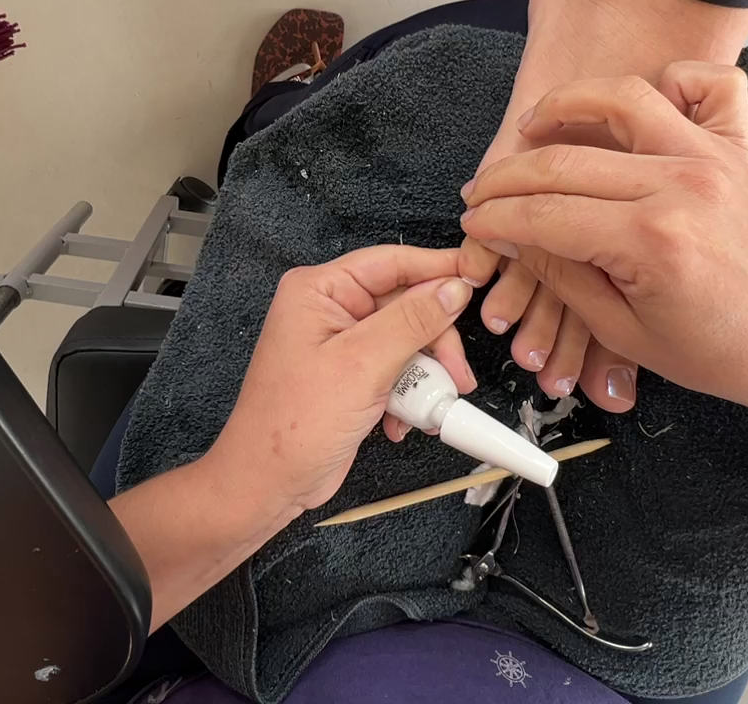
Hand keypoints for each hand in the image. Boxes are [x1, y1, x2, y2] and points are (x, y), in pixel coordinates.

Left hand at [204, 246, 475, 518]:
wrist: (268, 485)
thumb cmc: (295, 423)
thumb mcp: (362, 365)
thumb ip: (412, 321)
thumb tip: (455, 287)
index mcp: (320, 289)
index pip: (390, 262)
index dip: (436, 269)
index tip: (479, 277)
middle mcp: (330, 308)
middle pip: (405, 304)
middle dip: (435, 342)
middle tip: (457, 377)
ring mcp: (341, 342)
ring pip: (407, 340)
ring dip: (424, 376)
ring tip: (428, 409)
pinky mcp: (352, 374)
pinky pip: (396, 369)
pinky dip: (407, 395)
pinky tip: (402, 422)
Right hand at [462, 0, 747, 412]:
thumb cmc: (714, 352)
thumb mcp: (621, 330)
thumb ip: (559, 273)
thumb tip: (510, 235)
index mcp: (651, 241)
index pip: (543, 214)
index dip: (495, 219)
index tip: (472, 223)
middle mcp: (681, 185)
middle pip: (564, 161)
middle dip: (507, 177)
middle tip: (481, 192)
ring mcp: (712, 159)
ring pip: (622, 100)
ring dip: (566, 105)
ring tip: (532, 125)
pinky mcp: (736, 150)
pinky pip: (709, 85)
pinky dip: (674, 78)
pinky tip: (642, 105)